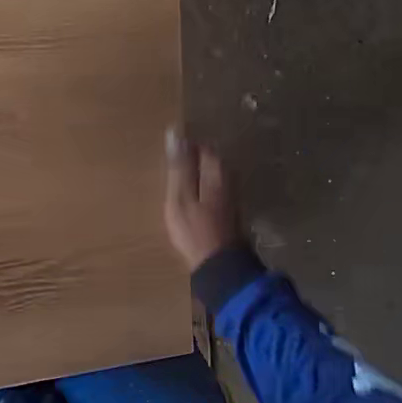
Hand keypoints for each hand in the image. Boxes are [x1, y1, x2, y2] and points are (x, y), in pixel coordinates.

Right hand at [163, 127, 241, 270]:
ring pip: (214, 177)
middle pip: (212, 162)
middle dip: (194, 157)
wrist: (219, 267)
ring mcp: (231, 201)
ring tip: (177, 177)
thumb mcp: (180, 196)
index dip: (189, 144)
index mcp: (216, 176)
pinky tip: (190, 197)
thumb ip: (179, 167)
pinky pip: (213, 191)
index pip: (205, 148)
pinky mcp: (228, 215)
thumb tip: (175, 134)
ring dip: (198, 173)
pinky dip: (201, 188)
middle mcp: (229, 184)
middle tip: (172, 159)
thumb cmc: (194, 229)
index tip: (171, 146)